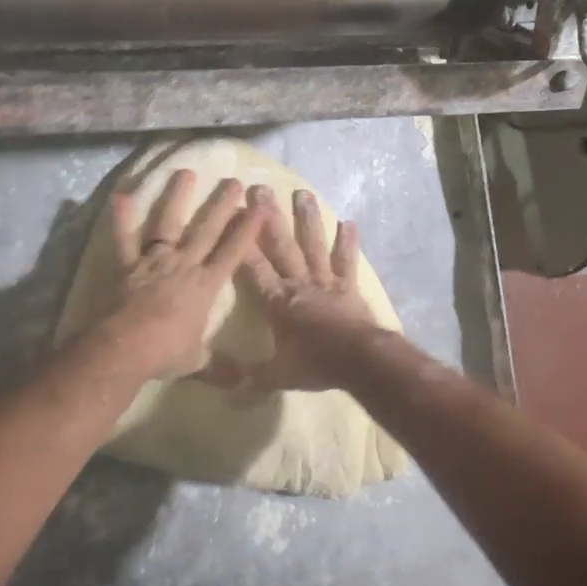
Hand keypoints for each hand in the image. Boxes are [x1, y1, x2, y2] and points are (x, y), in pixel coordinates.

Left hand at [95, 170, 259, 381]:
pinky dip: (122, 218)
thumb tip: (245, 383)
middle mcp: (184, 265)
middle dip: (222, 205)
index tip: (259, 206)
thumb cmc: (166, 352)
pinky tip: (120, 194)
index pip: (233, 252)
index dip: (247, 229)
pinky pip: (125, 238)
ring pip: (169, 223)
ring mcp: (155, 261)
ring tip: (186, 172)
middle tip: (234, 181)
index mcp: (206, 285)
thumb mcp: (197, 362)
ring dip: (177, 197)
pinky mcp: (129, 265)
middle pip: (207, 230)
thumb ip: (220, 367)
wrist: (128, 347)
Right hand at [240, 186, 384, 391]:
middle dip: (269, 218)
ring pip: (313, 245)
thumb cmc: (315, 364)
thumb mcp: (278, 375)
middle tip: (260, 189)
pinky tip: (348, 222)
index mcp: (277, 301)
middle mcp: (298, 283)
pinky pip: (346, 261)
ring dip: (307, 219)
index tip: (232, 215)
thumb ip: (253, 380)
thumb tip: (227, 396)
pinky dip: (347, 242)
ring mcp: (325, 281)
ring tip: (303, 192)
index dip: (241, 242)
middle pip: (281, 246)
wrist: (359, 360)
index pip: (254, 267)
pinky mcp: (348, 286)